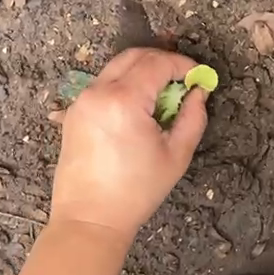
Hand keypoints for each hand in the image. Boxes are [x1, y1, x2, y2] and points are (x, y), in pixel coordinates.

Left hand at [50, 48, 209, 240]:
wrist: (89, 218)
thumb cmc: (134, 192)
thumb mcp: (176, 155)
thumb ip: (193, 118)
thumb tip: (198, 93)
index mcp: (124, 101)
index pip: (157, 64)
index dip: (183, 65)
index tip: (198, 77)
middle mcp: (98, 93)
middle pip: (135, 56)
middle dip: (162, 62)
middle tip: (183, 80)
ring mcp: (82, 101)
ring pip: (117, 68)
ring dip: (142, 72)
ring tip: (162, 97)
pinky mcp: (75, 112)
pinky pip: (103, 85)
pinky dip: (124, 85)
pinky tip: (139, 109)